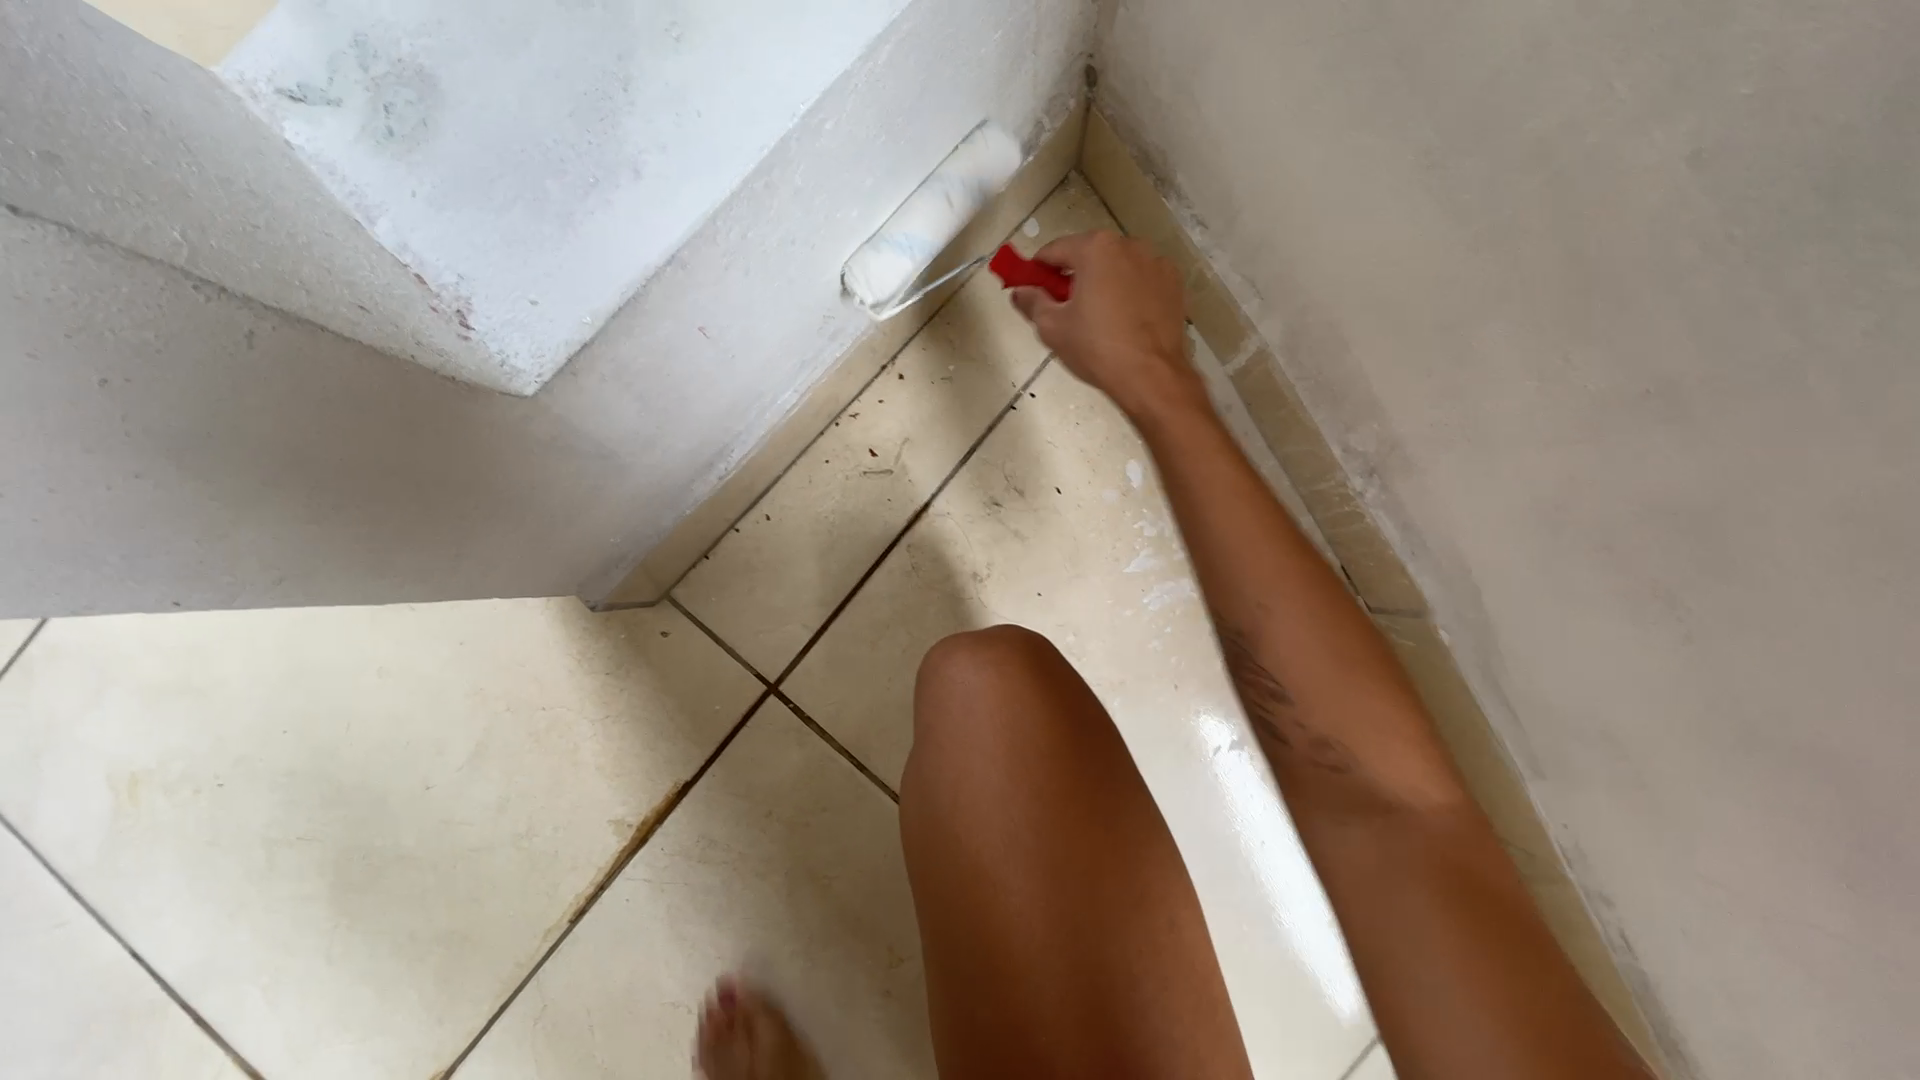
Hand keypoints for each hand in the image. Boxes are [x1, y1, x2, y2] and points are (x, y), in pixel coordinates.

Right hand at [1008, 231, 1209, 424]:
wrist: (1151, 376)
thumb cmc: (1096, 348)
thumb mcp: (1052, 327)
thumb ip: (1031, 302)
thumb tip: (1019, 291)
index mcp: (1095, 248)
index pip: (1054, 250)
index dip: (1038, 270)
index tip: (1032, 290)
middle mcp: (1129, 245)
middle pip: (1089, 255)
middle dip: (1073, 276)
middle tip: (1065, 309)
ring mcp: (1156, 262)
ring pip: (1117, 267)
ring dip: (1103, 283)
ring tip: (1099, 318)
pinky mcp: (1174, 283)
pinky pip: (1141, 281)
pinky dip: (1130, 293)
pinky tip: (1126, 321)